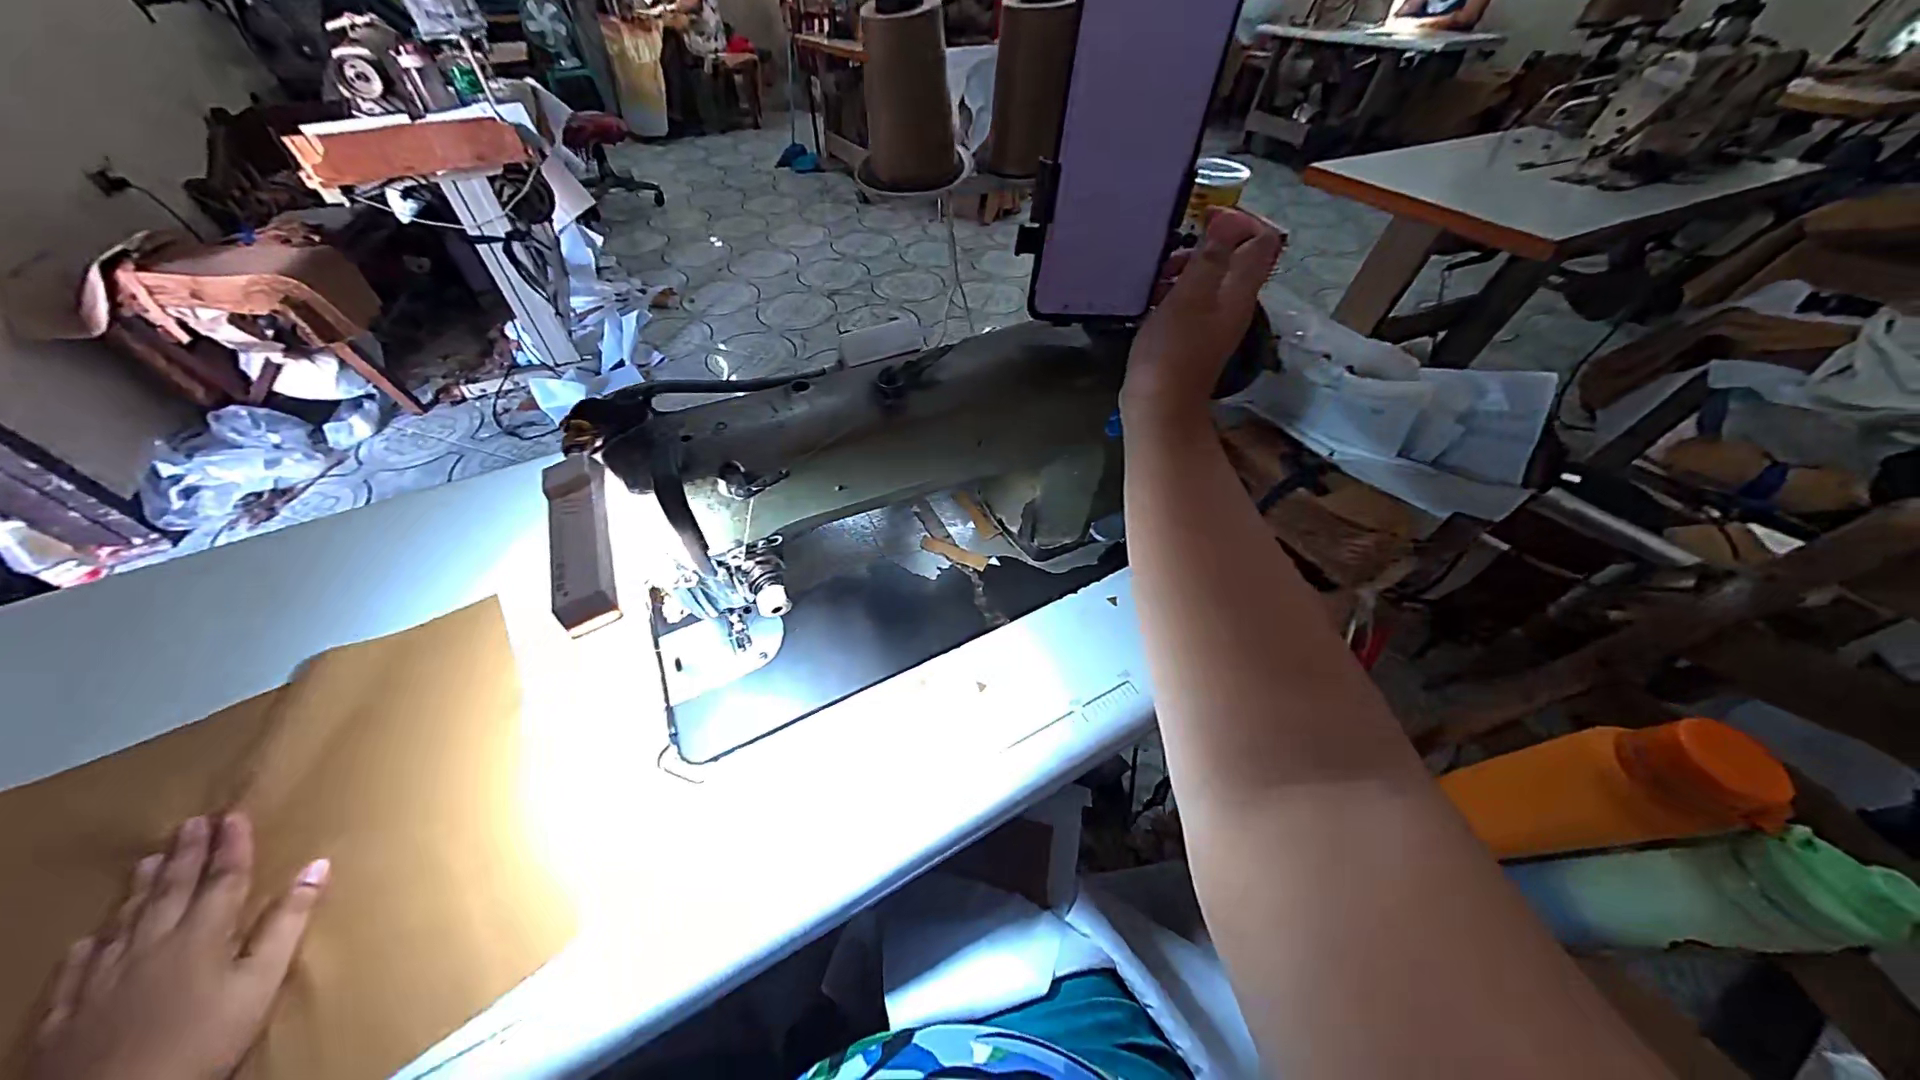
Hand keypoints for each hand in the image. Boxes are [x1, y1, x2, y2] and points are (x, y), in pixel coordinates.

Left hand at [28, 814, 328, 1079]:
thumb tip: (319, 865)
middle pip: (171, 892)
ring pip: (124, 921)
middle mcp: (150, 945)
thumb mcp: (260, 982)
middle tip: (191, 822)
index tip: (234, 815)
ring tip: (149, 860)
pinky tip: (89, 938)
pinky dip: (89, 945)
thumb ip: (287, 922)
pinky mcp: (65, 1013)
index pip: (223, 879)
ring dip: (141, 888)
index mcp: (201, 936)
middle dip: (187, 855)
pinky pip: (77, 969)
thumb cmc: (202, 1039)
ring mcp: (102, 979)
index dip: (232, 846)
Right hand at [1121, 208, 1284, 430]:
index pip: (1263, 241)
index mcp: (1239, 292)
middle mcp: (1234, 306)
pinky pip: (1192, 303)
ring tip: (1155, 278)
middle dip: (1206, 246)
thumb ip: (1211, 257)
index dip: (1241, 220)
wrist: (1160, 408)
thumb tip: (1229, 219)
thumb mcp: (1188, 296)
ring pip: (1210, 282)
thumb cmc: (1171, 351)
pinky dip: (1176, 293)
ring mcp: (1214, 325)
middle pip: (1235, 260)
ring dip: (1186, 270)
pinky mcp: (1193, 340)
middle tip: (1171, 254)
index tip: (1204, 217)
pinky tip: (1152, 301)